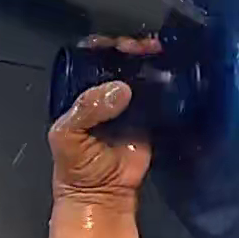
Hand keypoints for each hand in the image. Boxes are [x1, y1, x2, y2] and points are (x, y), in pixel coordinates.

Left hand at [48, 37, 158, 207]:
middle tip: (140, 48)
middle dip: (131, 50)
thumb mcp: (67, 134)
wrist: (103, 194)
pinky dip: (165, 83)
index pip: (93, 60)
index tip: (118, 43)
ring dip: (150, 61)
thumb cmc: (76, 166)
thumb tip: (120, 90)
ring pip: (141, 75)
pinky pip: (159, 96)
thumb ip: (87, 109)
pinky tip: (171, 71)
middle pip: (121, 63)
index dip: (104, 47)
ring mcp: (130, 106)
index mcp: (81, 94)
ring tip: (157, 52)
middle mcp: (106, 95)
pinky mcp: (151, 118)